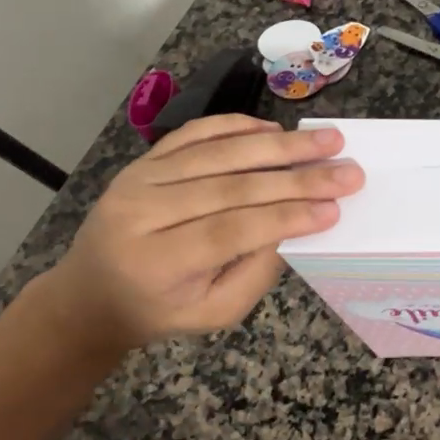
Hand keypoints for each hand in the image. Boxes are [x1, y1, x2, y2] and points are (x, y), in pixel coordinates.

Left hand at [33, 115, 363, 351]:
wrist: (93, 292)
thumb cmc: (160, 309)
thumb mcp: (214, 312)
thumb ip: (254, 273)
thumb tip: (294, 225)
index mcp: (156, 261)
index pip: (231, 230)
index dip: (285, 217)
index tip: (334, 209)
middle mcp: (141, 212)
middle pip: (231, 186)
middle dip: (298, 178)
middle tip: (347, 171)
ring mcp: (139, 179)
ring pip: (219, 154)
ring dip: (280, 145)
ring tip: (326, 140)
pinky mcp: (144, 161)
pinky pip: (195, 135)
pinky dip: (237, 126)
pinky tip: (276, 130)